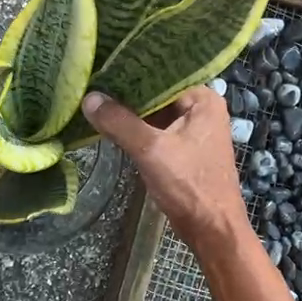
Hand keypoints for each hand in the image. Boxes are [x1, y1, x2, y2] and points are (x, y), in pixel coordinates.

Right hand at [83, 88, 247, 249]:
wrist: (212, 229)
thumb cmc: (188, 185)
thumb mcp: (150, 150)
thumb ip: (119, 122)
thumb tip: (89, 99)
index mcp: (203, 100)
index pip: (162, 76)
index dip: (132, 74)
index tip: (101, 71)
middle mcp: (202, 111)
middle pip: (158, 96)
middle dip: (128, 97)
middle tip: (93, 87)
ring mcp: (194, 133)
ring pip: (156, 117)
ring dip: (131, 117)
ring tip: (97, 105)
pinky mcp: (185, 154)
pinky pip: (157, 135)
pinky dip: (138, 134)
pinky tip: (113, 131)